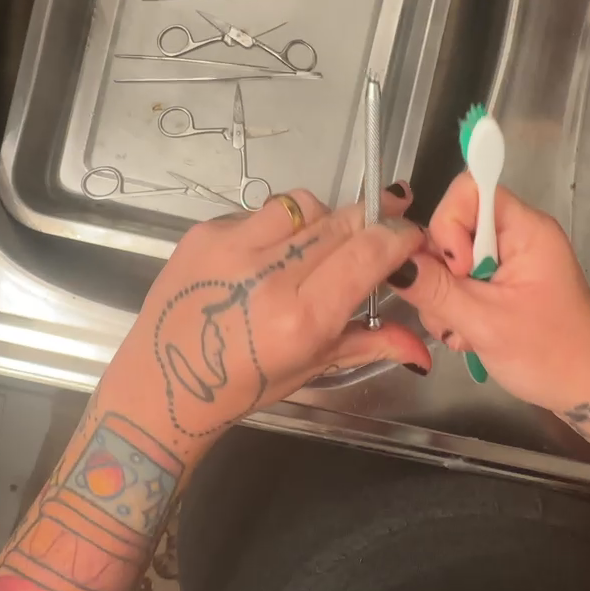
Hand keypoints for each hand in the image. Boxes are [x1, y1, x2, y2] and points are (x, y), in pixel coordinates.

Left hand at [105, 184, 430, 441]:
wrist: (164, 382)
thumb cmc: (241, 386)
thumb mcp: (311, 368)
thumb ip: (372, 344)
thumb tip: (426, 350)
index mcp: (300, 317)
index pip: (368, 251)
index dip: (399, 235)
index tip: (410, 235)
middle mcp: (267, 274)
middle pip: (342, 221)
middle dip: (369, 224)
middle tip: (377, 234)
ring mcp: (232, 246)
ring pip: (305, 204)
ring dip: (323, 220)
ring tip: (316, 248)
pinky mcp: (205, 231)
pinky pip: (263, 211)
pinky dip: (279, 226)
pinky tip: (269, 255)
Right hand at [391, 173, 589, 410]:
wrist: (585, 392)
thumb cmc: (551, 356)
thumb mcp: (485, 323)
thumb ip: (435, 289)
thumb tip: (393, 263)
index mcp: (525, 230)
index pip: (469, 190)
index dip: (449, 224)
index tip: (457, 269)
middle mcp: (515, 235)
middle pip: (452, 227)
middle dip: (441, 271)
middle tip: (455, 310)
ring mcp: (506, 260)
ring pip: (448, 259)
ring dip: (444, 297)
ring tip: (465, 330)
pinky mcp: (499, 282)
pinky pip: (458, 281)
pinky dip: (453, 307)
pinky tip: (468, 334)